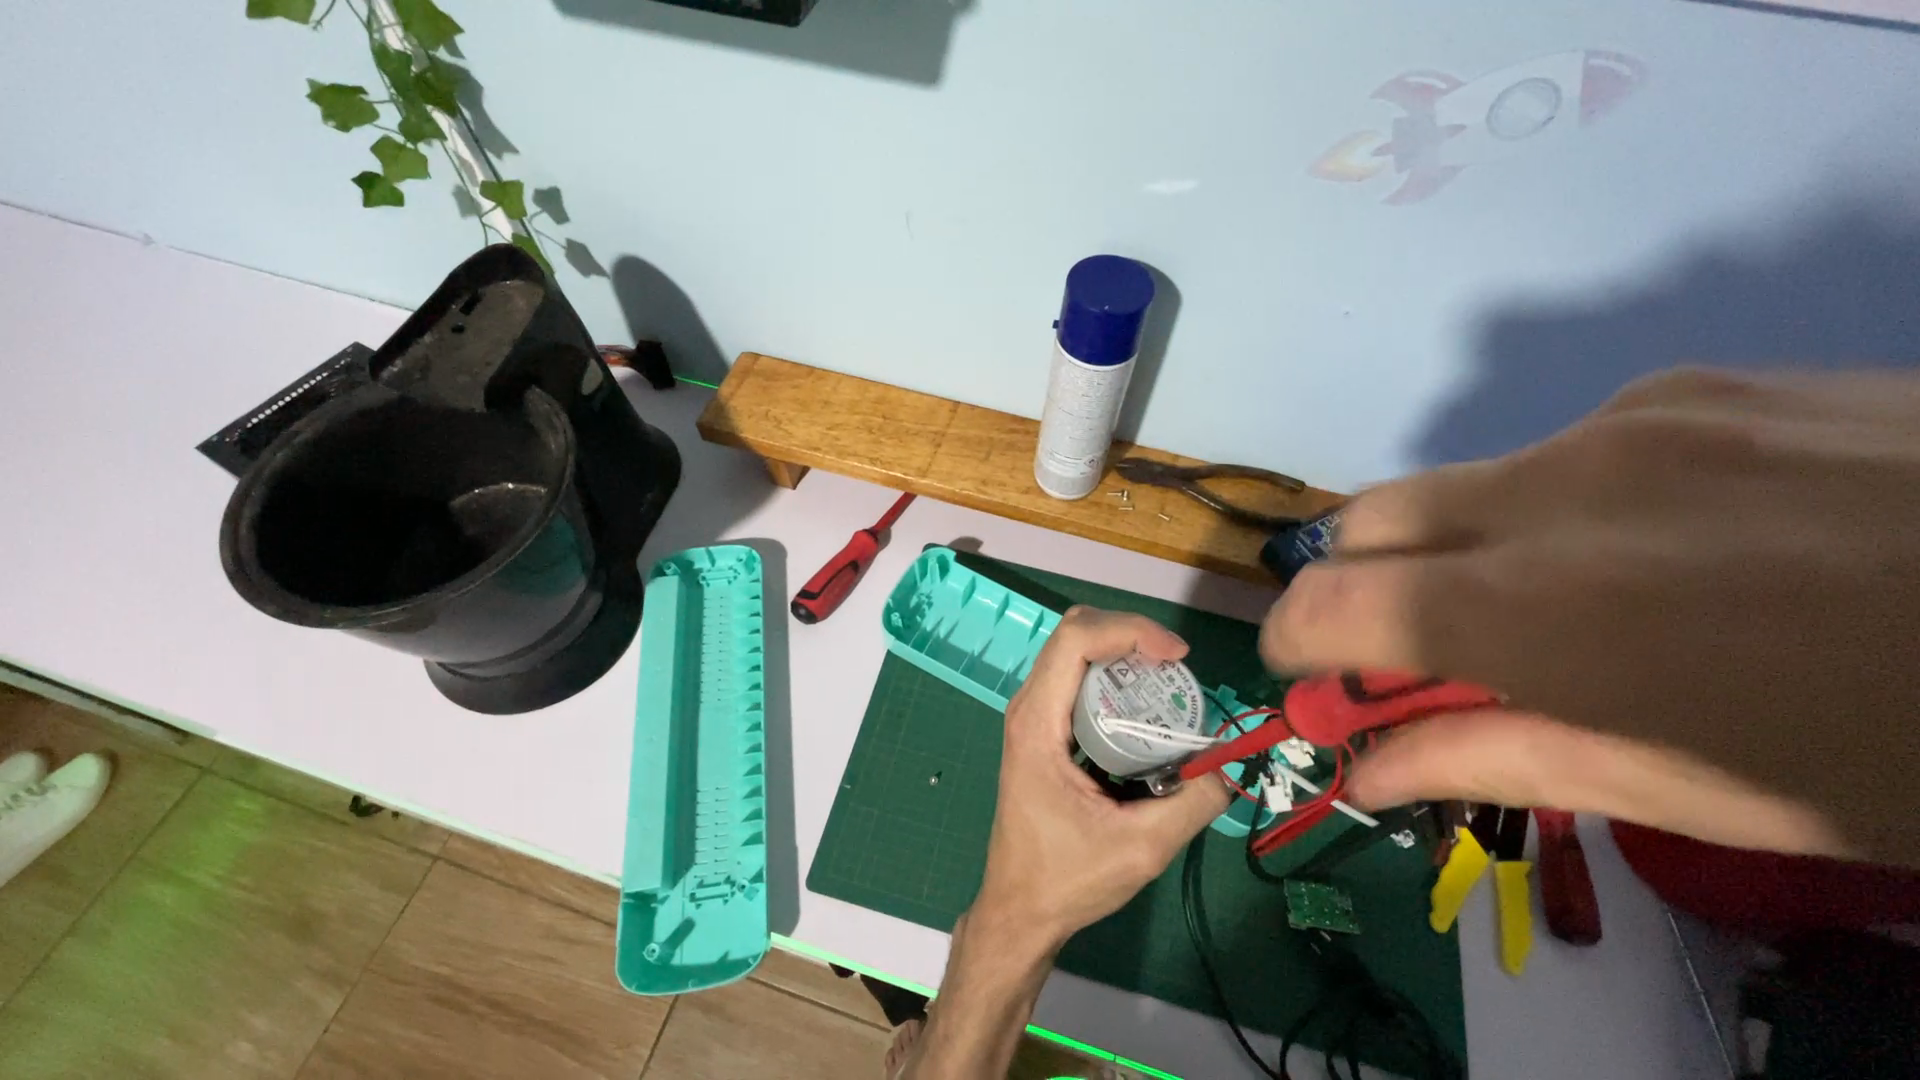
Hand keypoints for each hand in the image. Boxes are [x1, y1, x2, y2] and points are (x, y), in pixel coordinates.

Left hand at [899, 608, 1228, 1079]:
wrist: (1020, 910)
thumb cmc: (1067, 879)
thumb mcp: (1141, 848)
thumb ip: (1192, 804)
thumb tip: (1230, 766)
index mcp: (1037, 724)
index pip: (1075, 640)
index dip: (1129, 630)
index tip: (1177, 655)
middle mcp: (1029, 708)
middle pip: (1075, 635)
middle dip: (1130, 636)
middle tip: (1177, 668)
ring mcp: (1033, 717)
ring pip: (1076, 654)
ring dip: (1123, 656)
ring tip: (1168, 684)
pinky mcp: (1044, 731)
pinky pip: (1077, 682)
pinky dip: (1114, 679)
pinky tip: (1146, 711)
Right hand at [1260, 368, 1919, 866]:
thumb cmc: (1918, 744)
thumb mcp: (1697, 788)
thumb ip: (1497, 759)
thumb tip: (1367, 770)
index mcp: (1539, 609)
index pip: (1328, 605)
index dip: (1295, 645)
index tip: (1317, 683)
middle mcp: (1547, 491)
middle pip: (1363, 523)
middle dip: (1357, 589)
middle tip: (1422, 652)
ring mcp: (1621, 420)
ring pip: (1464, 486)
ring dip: (1465, 550)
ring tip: (1581, 601)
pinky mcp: (1692, 383)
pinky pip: (1567, 450)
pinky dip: (1562, 507)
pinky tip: (1676, 542)